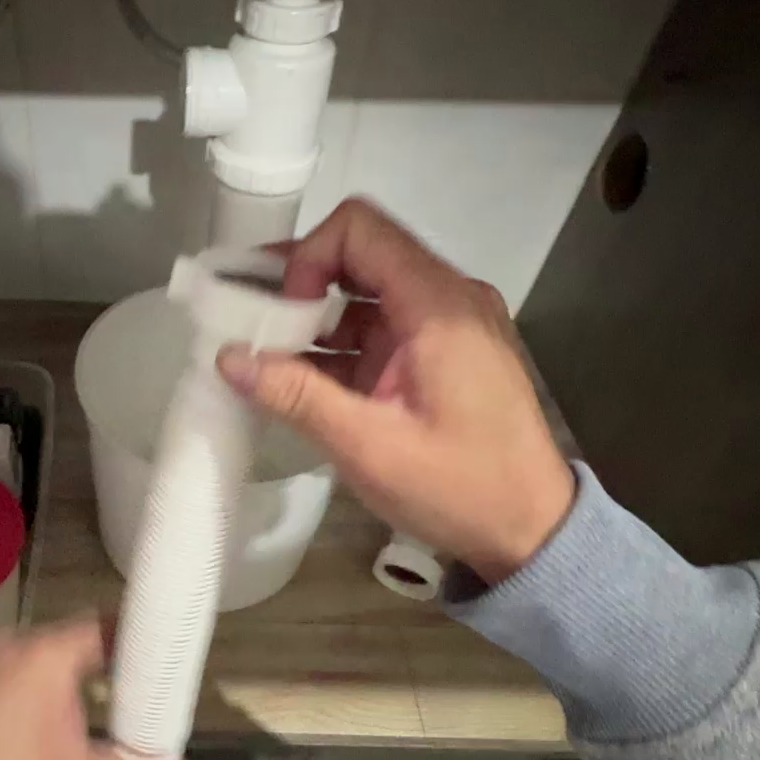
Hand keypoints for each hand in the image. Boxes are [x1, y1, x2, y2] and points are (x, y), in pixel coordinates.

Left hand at [0, 618, 201, 759]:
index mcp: (49, 653)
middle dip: (121, 656)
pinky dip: (64, 677)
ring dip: (92, 668)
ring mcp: (2, 660)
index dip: (141, 636)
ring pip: (61, 651)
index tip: (171, 652)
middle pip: (86, 636)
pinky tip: (83, 707)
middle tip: (158, 680)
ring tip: (130, 693)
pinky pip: (39, 664)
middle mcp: (25, 644)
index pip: (107, 624)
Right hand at [215, 198, 574, 582]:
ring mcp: (447, 323)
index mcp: (437, 305)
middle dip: (300, 284)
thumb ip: (296, 395)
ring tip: (269, 358)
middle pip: (360, 254)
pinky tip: (305, 380)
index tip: (281, 313)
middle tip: (252, 323)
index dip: (307, 257)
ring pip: (367, 291)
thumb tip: (228, 358)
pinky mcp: (442, 351)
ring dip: (315, 318)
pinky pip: (381, 325)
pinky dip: (339, 344)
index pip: (359, 229)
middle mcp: (447, 297)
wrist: (531, 530)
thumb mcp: (368, 446)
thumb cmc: (458, 488)